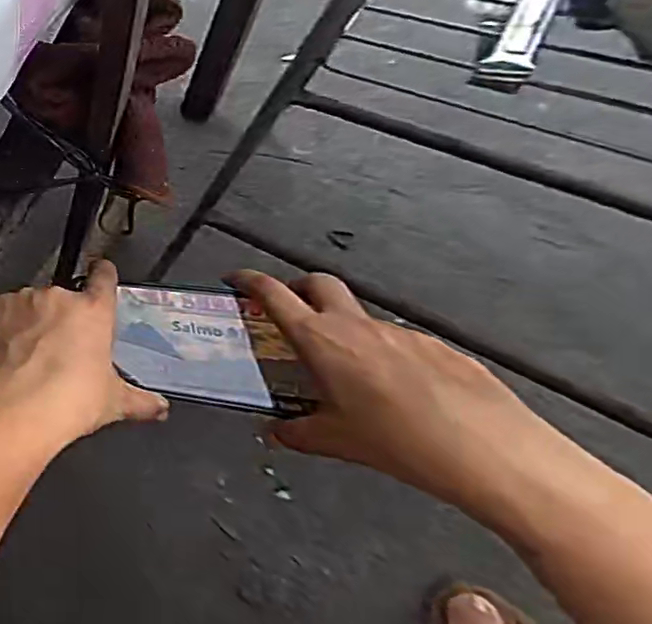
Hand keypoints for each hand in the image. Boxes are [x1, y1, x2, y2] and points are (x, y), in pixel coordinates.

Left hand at [0, 260, 167, 444]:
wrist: (20, 404)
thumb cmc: (72, 398)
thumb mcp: (115, 401)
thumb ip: (140, 399)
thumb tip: (158, 406)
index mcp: (93, 311)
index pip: (103, 280)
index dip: (103, 273)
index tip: (102, 268)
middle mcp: (58, 297)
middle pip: (65, 299)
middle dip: (65, 317)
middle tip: (64, 345)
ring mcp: (24, 299)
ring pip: (34, 303)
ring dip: (37, 318)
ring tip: (36, 350)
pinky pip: (9, 309)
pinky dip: (12, 322)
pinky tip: (15, 347)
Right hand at [229, 270, 560, 509]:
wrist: (506, 463)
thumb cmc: (410, 446)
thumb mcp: (338, 442)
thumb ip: (299, 432)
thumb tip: (278, 433)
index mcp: (320, 339)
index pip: (271, 291)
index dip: (248, 280)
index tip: (238, 280)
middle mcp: (358, 327)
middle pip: (319, 283)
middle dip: (299, 288)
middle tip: (291, 307)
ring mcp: (406, 336)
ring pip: (365, 319)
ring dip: (350, 332)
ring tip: (356, 373)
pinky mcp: (448, 353)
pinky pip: (408, 345)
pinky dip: (395, 358)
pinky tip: (407, 394)